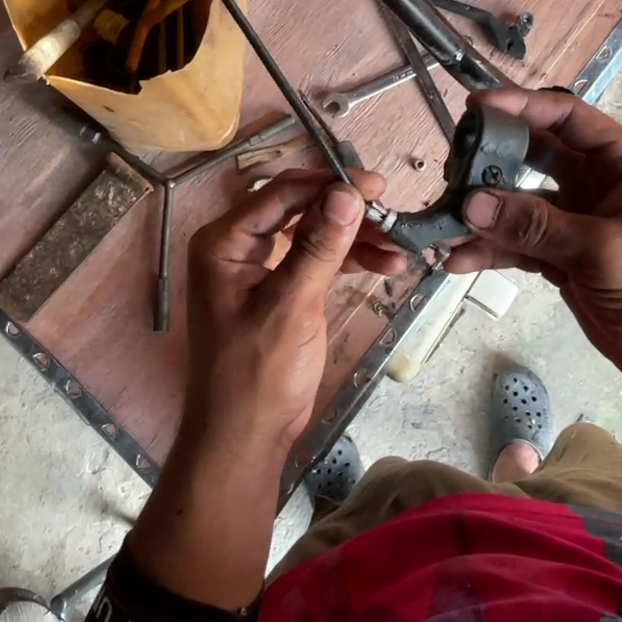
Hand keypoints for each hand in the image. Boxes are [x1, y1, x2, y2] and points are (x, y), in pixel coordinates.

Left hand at [183, 168, 390, 449]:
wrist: (244, 437)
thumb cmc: (257, 374)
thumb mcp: (292, 305)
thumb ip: (320, 246)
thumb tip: (347, 192)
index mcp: (223, 241)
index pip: (282, 193)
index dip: (330, 184)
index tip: (377, 186)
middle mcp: (236, 245)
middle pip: (299, 209)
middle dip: (346, 211)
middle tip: (391, 212)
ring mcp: (257, 267)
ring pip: (312, 233)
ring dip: (353, 237)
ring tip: (398, 247)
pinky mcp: (278, 288)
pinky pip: (314, 260)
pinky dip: (347, 260)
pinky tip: (384, 265)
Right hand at [444, 87, 621, 387]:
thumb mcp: (604, 250)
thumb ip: (536, 225)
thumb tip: (471, 203)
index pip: (568, 118)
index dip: (523, 106)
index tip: (476, 106)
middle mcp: (597, 185)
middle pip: (535, 157)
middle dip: (492, 160)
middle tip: (449, 166)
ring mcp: (576, 223)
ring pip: (518, 205)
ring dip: (483, 213)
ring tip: (443, 223)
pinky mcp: (561, 259)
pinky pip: (516, 245)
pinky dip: (489, 251)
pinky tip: (459, 261)